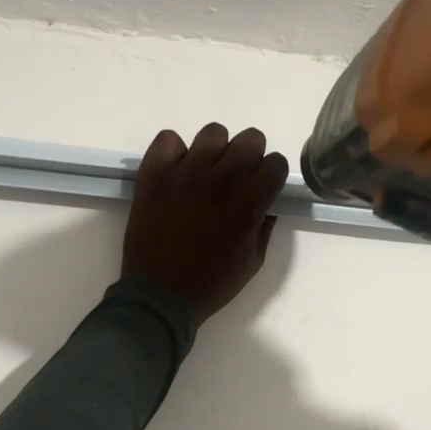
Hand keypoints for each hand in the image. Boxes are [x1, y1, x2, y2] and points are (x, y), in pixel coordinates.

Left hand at [122, 123, 288, 322]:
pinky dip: (174, 151)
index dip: (271, 175)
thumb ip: (264, 225)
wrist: (159, 295)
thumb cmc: (210, 284)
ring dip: (215, 152)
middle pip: (250, 139)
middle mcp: (220, 180)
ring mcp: (185, 172)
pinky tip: (176, 172)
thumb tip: (266, 201)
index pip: (276, 163)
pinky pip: (168, 139)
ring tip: (204, 174)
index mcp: (248, 203)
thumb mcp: (253, 261)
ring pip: (213, 133)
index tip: (262, 187)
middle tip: (235, 179)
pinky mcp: (154, 173)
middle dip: (249, 157)